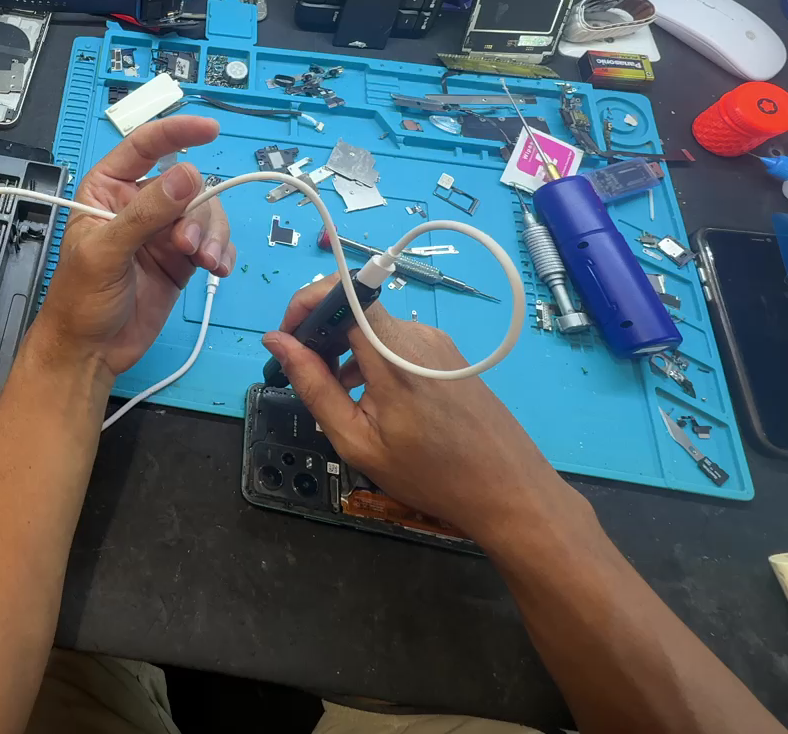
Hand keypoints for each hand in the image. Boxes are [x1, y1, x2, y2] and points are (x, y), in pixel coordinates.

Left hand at [31, 116, 233, 378]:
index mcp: (107, 189)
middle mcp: (137, 204)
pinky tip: (218, 269)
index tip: (210, 130)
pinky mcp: (181, 259)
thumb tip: (188, 176)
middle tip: (189, 247)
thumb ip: (146, 214)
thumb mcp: (107, 252)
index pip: (144, 148)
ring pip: (205, 212)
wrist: (91, 352)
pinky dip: (222, 252)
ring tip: (207, 263)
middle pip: (186, 184)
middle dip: (197, 212)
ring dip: (213, 235)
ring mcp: (162, 231)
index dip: (177, 133)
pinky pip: (214, 241)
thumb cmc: (80, 298)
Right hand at [260, 278, 576, 540]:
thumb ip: (313, 385)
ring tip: (336, 394)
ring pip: (372, 327)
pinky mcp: (447, 354)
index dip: (306, 303)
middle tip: (303, 372)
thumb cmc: (430, 475)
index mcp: (393, 353)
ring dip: (343, 349)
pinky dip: (369, 358)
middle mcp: (416, 335)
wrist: (512, 495)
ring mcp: (436, 342)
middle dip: (318, 331)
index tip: (287, 338)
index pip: (342, 291)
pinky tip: (369, 397)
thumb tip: (275, 341)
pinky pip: (394, 342)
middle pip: (353, 307)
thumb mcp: (357, 440)